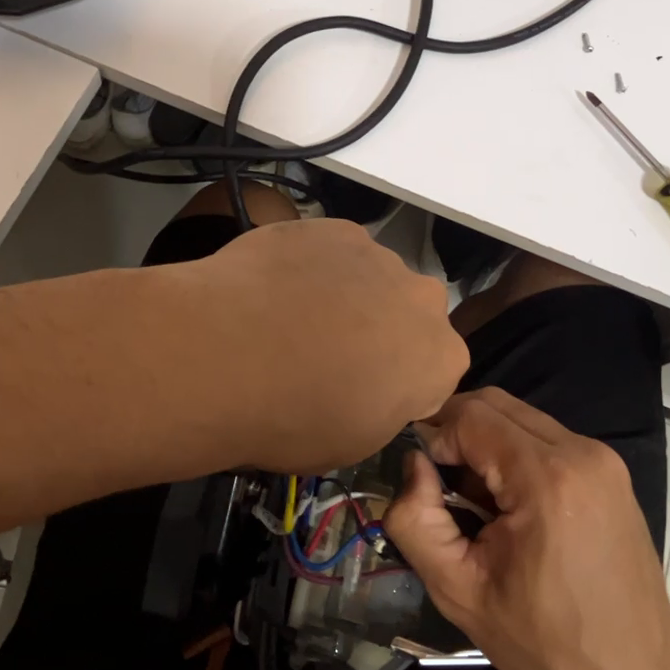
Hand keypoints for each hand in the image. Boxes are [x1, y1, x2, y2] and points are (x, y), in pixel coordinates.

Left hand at [148, 218, 466, 473]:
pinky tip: (273, 289)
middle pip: (409, 313)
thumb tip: (369, 385)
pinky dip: (311, 265)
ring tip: (290, 320)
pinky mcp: (330, 226)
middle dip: (381, 328)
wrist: (228, 354)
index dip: (399, 383)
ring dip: (345, 294)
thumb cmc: (295, 417)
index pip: (435, 370)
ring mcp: (376, 254)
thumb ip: (384, 405)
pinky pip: (331, 250)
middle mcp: (422, 298)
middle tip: (328, 355)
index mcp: (441, 357)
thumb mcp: (354, 442)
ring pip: (370, 276)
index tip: (363, 393)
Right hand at [383, 389, 669, 669]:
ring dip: (486, 442)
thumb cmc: (546, 640)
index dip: (435, 436)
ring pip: (521, 416)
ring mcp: (602, 457)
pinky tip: (510, 503)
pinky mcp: (610, 470)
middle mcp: (580, 451)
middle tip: (440, 482)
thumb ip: (416, 520)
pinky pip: (546, 437)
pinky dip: (515, 453)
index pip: (470, 414)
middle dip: (456, 431)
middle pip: (495, 403)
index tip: (424, 480)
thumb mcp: (459, 591)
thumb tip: (414, 464)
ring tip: (476, 499)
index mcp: (546, 478)